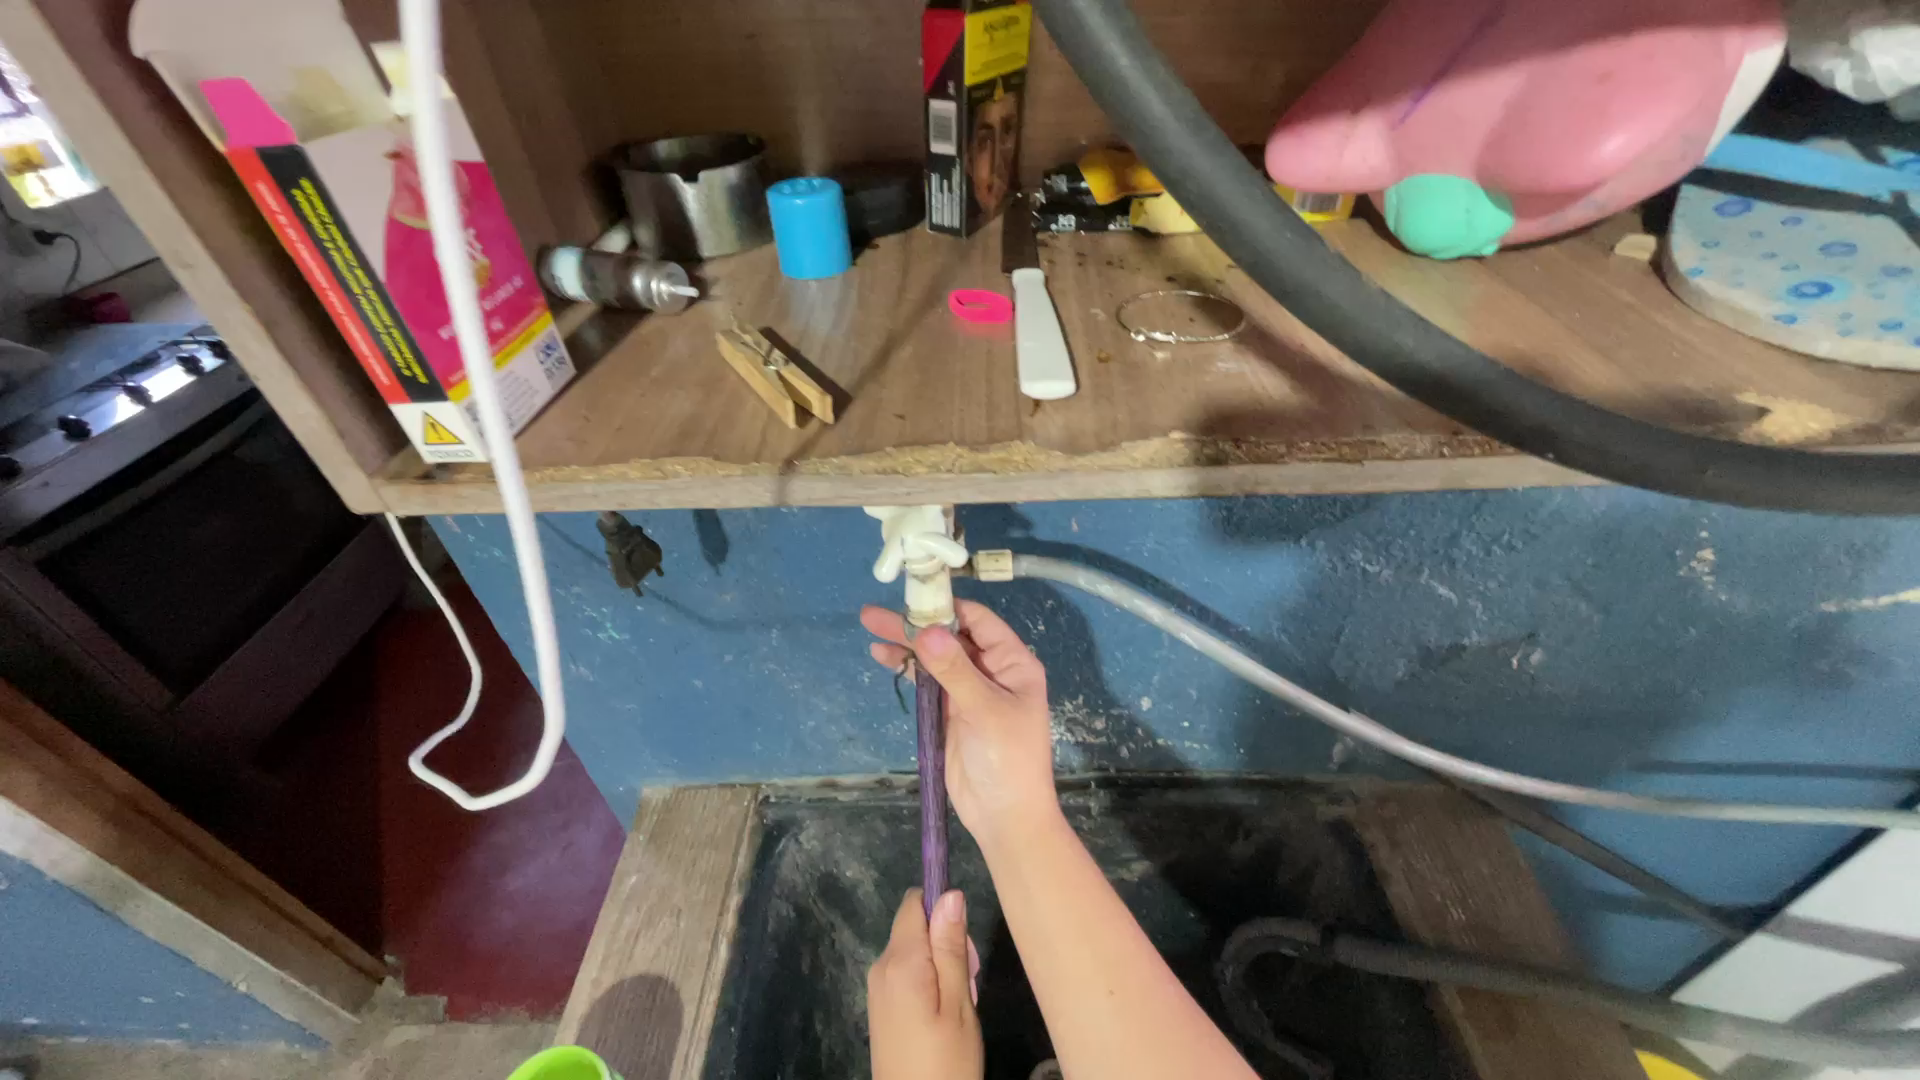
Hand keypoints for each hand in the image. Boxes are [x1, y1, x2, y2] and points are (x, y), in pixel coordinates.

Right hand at [862, 600, 1057, 841]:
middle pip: (951, 636)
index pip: (978, 621)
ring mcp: (969, 690)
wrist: (1005, 817)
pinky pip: (927, 680)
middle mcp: (992, 670)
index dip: (946, 607)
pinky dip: (907, 668)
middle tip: (874, 614)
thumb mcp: (984, 710)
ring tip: (871, 629)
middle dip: (916, 625)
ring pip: (935, 656)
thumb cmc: (1008, 759)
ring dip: (907, 644)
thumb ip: (954, 670)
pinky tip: (884, 656)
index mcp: (1012, 663)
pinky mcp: (950, 710)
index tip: (911, 597)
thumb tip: (928, 630)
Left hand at [869, 888, 983, 1079]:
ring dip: (940, 964)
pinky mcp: (881, 1007)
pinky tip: (943, 1016)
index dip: (942, 909)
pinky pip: (906, 973)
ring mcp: (878, 988)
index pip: (914, 902)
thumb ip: (951, 947)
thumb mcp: (958, 1005)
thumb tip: (949, 893)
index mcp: (899, 960)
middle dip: (945, 941)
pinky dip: (928, 982)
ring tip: (959, 1005)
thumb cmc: (944, 1063)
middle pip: (915, 926)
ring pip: (913, 950)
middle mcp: (881, 966)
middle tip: (968, 983)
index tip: (963, 943)